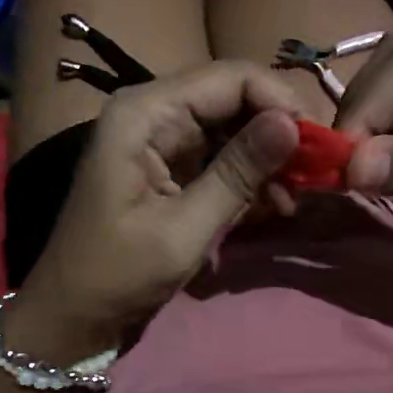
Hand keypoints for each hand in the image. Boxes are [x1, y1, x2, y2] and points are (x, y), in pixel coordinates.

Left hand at [15, 62, 304, 354]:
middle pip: (235, 99)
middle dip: (278, 132)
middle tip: (314, 175)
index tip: (317, 145)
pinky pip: (222, 158)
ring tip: (293, 200)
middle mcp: (154, 113)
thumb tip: (292, 125)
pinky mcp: (171, 169)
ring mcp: (162, 141)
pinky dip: (249, 179)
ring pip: (233, 129)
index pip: (231, 78)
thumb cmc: (119, 273)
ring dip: (268, 160)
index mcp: (145, 113)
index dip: (280, 101)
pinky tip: (273, 207)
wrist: (75, 314)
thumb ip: (237, 174)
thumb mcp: (184, 228)